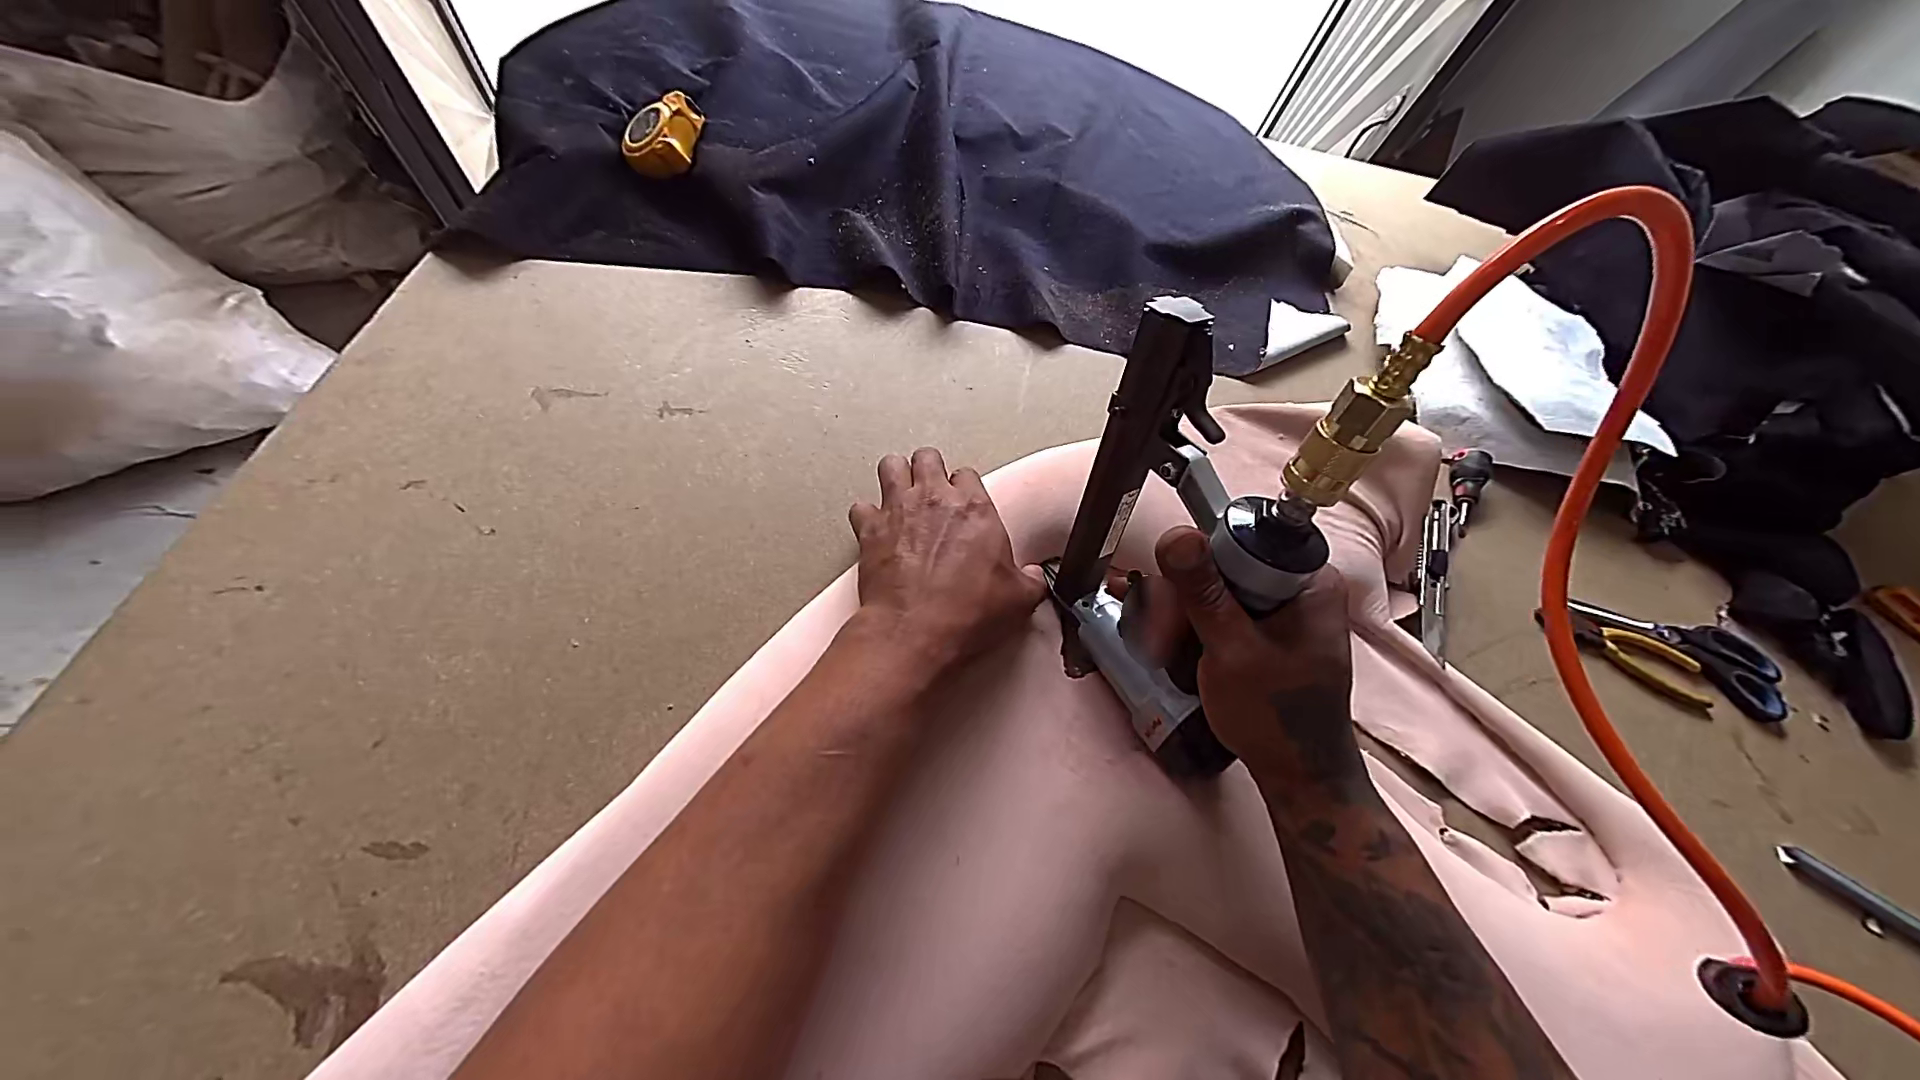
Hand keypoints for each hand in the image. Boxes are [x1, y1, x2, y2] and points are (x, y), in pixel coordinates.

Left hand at [848, 447, 1045, 673]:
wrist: (916, 631)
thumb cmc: (964, 613)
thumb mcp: (1019, 599)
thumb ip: (1030, 579)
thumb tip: (1033, 577)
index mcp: (974, 508)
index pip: (967, 474)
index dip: (964, 488)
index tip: (964, 504)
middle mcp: (934, 499)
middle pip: (927, 457)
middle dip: (928, 469)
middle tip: (930, 489)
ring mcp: (898, 510)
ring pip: (890, 465)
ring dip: (895, 477)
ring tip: (899, 493)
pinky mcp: (870, 530)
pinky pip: (860, 507)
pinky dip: (866, 516)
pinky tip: (873, 528)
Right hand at [1152, 526, 1365, 802]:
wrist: (1294, 773)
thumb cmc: (1275, 718)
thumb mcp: (1233, 651)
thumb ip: (1203, 593)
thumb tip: (1177, 535)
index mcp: (1306, 582)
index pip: (1239, 542)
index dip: (1199, 566)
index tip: (1174, 603)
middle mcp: (1291, 588)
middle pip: (1216, 566)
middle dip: (1180, 603)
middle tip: (1165, 640)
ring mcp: (1273, 610)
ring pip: (1206, 590)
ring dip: (1177, 621)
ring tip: (1169, 655)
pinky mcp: (1256, 629)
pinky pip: (1211, 612)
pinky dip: (1187, 633)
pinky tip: (1177, 655)